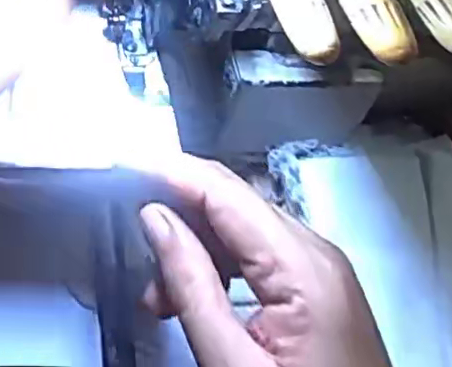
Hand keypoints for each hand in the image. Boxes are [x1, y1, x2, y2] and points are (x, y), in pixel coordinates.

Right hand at [138, 155, 391, 366]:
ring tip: (155, 285)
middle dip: (180, 205)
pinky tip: (192, 288)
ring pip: (245, 226)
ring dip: (196, 240)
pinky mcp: (318, 287)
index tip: (130, 163)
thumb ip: (193, 288)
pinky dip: (222, 262)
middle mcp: (317, 250)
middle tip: (130, 216)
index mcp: (304, 265)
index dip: (175, 172)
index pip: (227, 192)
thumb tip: (156, 218)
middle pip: (237, 201)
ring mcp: (321, 267)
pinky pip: (261, 253)